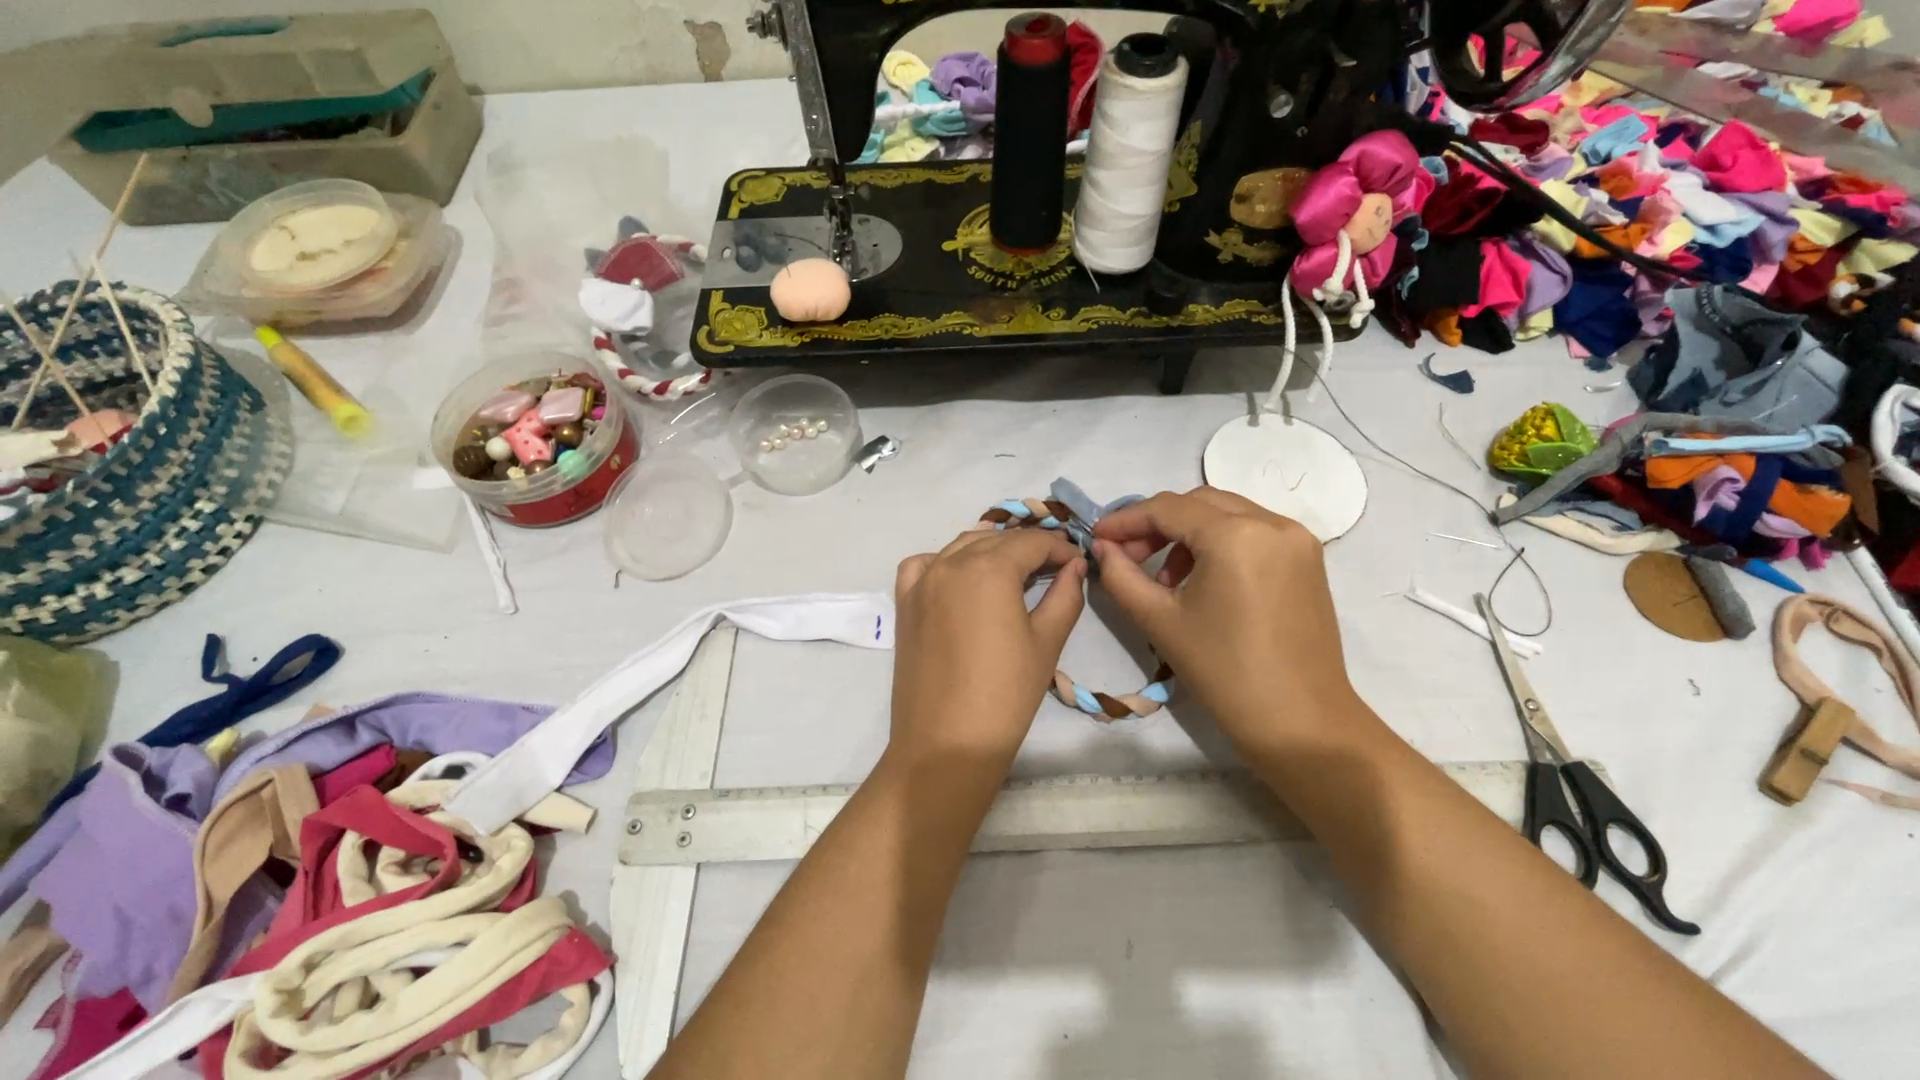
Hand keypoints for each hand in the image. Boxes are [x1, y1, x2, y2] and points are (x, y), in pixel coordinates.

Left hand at [890, 529, 1086, 767]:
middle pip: (997, 540)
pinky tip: (961, 580)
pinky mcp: (904, 604)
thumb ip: (1065, 596)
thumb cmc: (1006, 694)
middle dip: (1029, 548)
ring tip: (1015, 574)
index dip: (1061, 548)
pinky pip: (924, 565)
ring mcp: (922, 582)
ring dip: (991, 551)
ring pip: (961, 547)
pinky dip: (945, 562)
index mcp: (988, 568)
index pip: (1032, 541)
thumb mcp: (1046, 643)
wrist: (946, 743)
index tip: (1078, 564)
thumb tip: (1075, 567)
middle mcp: (950, 563)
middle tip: (1055, 569)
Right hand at [1090, 488, 1360, 752]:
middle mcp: (1272, 523)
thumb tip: (1102, 548)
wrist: (1299, 720)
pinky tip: (1202, 580)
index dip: (1126, 519)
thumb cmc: (1224, 672)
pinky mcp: (1308, 559)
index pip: (1168, 508)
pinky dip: (1221, 543)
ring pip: (1229, 514)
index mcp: (1236, 535)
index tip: (1097, 537)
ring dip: (1189, 533)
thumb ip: (1122, 577)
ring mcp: (1297, 539)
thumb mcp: (1160, 621)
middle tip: (1126, 555)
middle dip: (1158, 523)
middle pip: (1199, 503)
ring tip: (1165, 578)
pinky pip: (1254, 532)